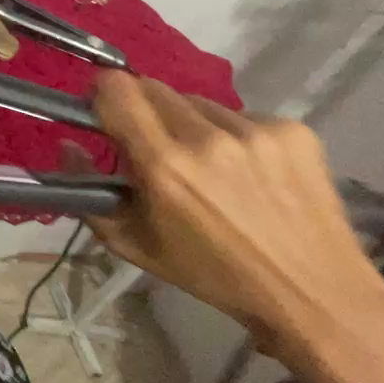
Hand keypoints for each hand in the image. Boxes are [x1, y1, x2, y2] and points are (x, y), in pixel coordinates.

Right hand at [85, 72, 383, 361]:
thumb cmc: (212, 274)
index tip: (101, 109)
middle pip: (153, 88)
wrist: (315, 295)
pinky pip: (242, 115)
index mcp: (164, 164)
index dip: (102, 92)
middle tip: (152, 143)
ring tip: (207, 163)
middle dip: (143, 110)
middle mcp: (207, 137)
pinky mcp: (294, 131)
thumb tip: (68, 144)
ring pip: (197, 102)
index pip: (117, 89)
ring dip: (189, 123)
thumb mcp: (133, 243)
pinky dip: (233, 135)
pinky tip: (247, 170)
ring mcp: (255, 131)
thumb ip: (88, 191)